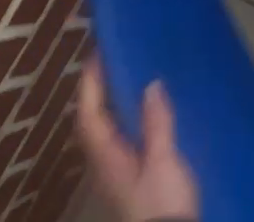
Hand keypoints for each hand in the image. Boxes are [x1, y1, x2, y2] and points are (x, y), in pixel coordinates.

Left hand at [76, 58, 200, 221]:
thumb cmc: (161, 201)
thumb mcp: (162, 161)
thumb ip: (157, 123)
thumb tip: (152, 84)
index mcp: (107, 155)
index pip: (90, 114)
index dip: (90, 83)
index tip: (96, 52)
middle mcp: (106, 160)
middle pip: (94, 120)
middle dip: (98, 89)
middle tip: (112, 57)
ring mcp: (119, 169)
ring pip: (108, 128)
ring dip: (113, 101)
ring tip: (130, 74)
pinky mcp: (134, 174)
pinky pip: (124, 135)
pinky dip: (129, 115)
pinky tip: (149, 109)